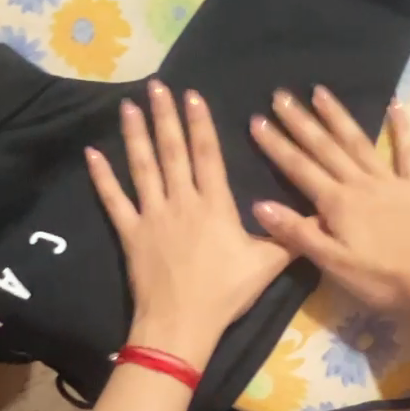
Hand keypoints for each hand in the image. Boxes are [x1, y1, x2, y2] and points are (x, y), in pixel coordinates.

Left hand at [86, 80, 292, 367]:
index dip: (200, 123)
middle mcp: (181, 201)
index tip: (193, 95)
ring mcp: (151, 215)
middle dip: (165, 115)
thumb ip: (289, 237)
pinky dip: (102, 176)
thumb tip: (316, 216)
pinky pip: (113, 199)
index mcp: (214, 205)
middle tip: (156, 86)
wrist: (181, 324)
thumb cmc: (225, 294)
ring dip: (135, 134)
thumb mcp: (267, 265)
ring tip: (128, 106)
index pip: (207, 154)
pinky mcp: (130, 233)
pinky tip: (93, 153)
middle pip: (171, 151)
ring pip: (142, 167)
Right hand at [249, 86, 409, 311]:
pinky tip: (394, 104)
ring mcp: (390, 180)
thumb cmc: (382, 279)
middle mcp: (360, 183)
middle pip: (325, 148)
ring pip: (358, 142)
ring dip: (337, 115)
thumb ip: (298, 233)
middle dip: (300, 121)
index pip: (299, 169)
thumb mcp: (334, 264)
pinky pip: (407, 150)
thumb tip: (259, 205)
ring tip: (320, 91)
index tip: (256, 120)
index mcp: (337, 204)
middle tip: (280, 95)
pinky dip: (400, 126)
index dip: (276, 145)